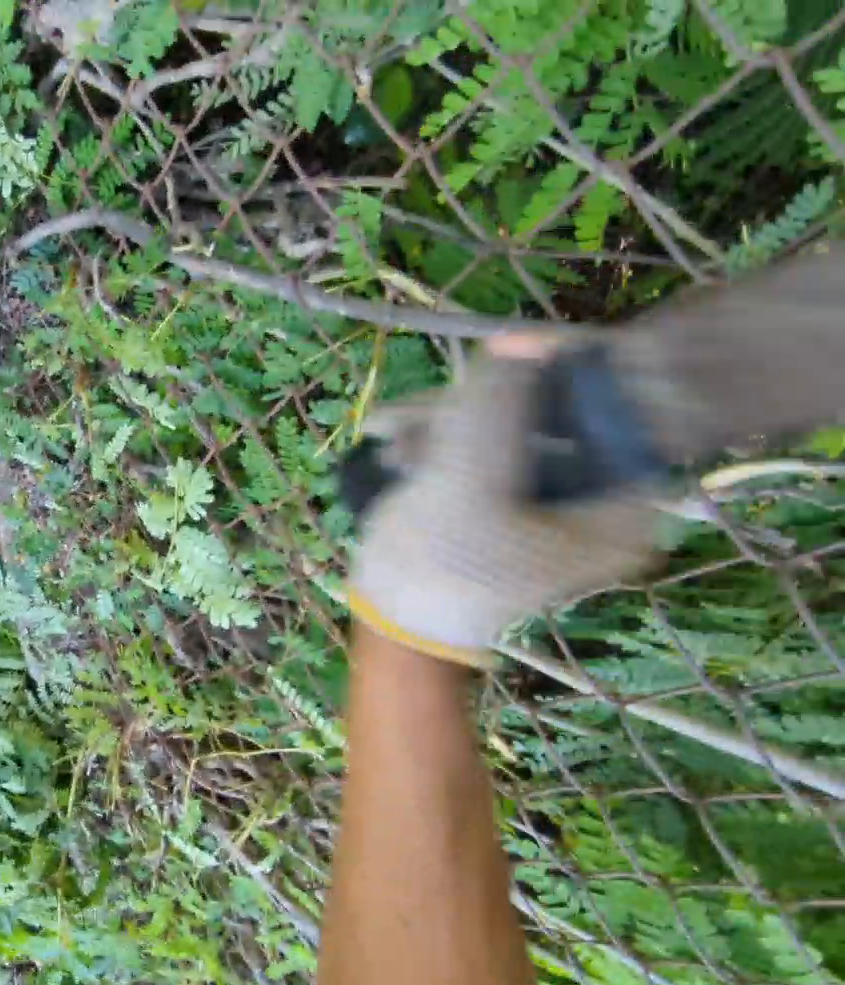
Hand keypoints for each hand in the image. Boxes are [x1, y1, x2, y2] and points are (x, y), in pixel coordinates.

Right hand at [349, 335, 659, 666]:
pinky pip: (477, 444)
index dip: (549, 378)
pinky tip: (391, 443)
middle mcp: (594, 495)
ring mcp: (544, 493)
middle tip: (412, 426)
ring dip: (438, 423)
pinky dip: (432, 438)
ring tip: (388, 441)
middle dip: (470, 411)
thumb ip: (491, 413)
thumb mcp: (467, 489)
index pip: (605, 414)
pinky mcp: (500, 492)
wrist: (390, 620)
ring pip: (502, 425)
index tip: (491, 363)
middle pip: (546, 416)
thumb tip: (518, 336)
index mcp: (622, 505)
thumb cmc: (438, 571)